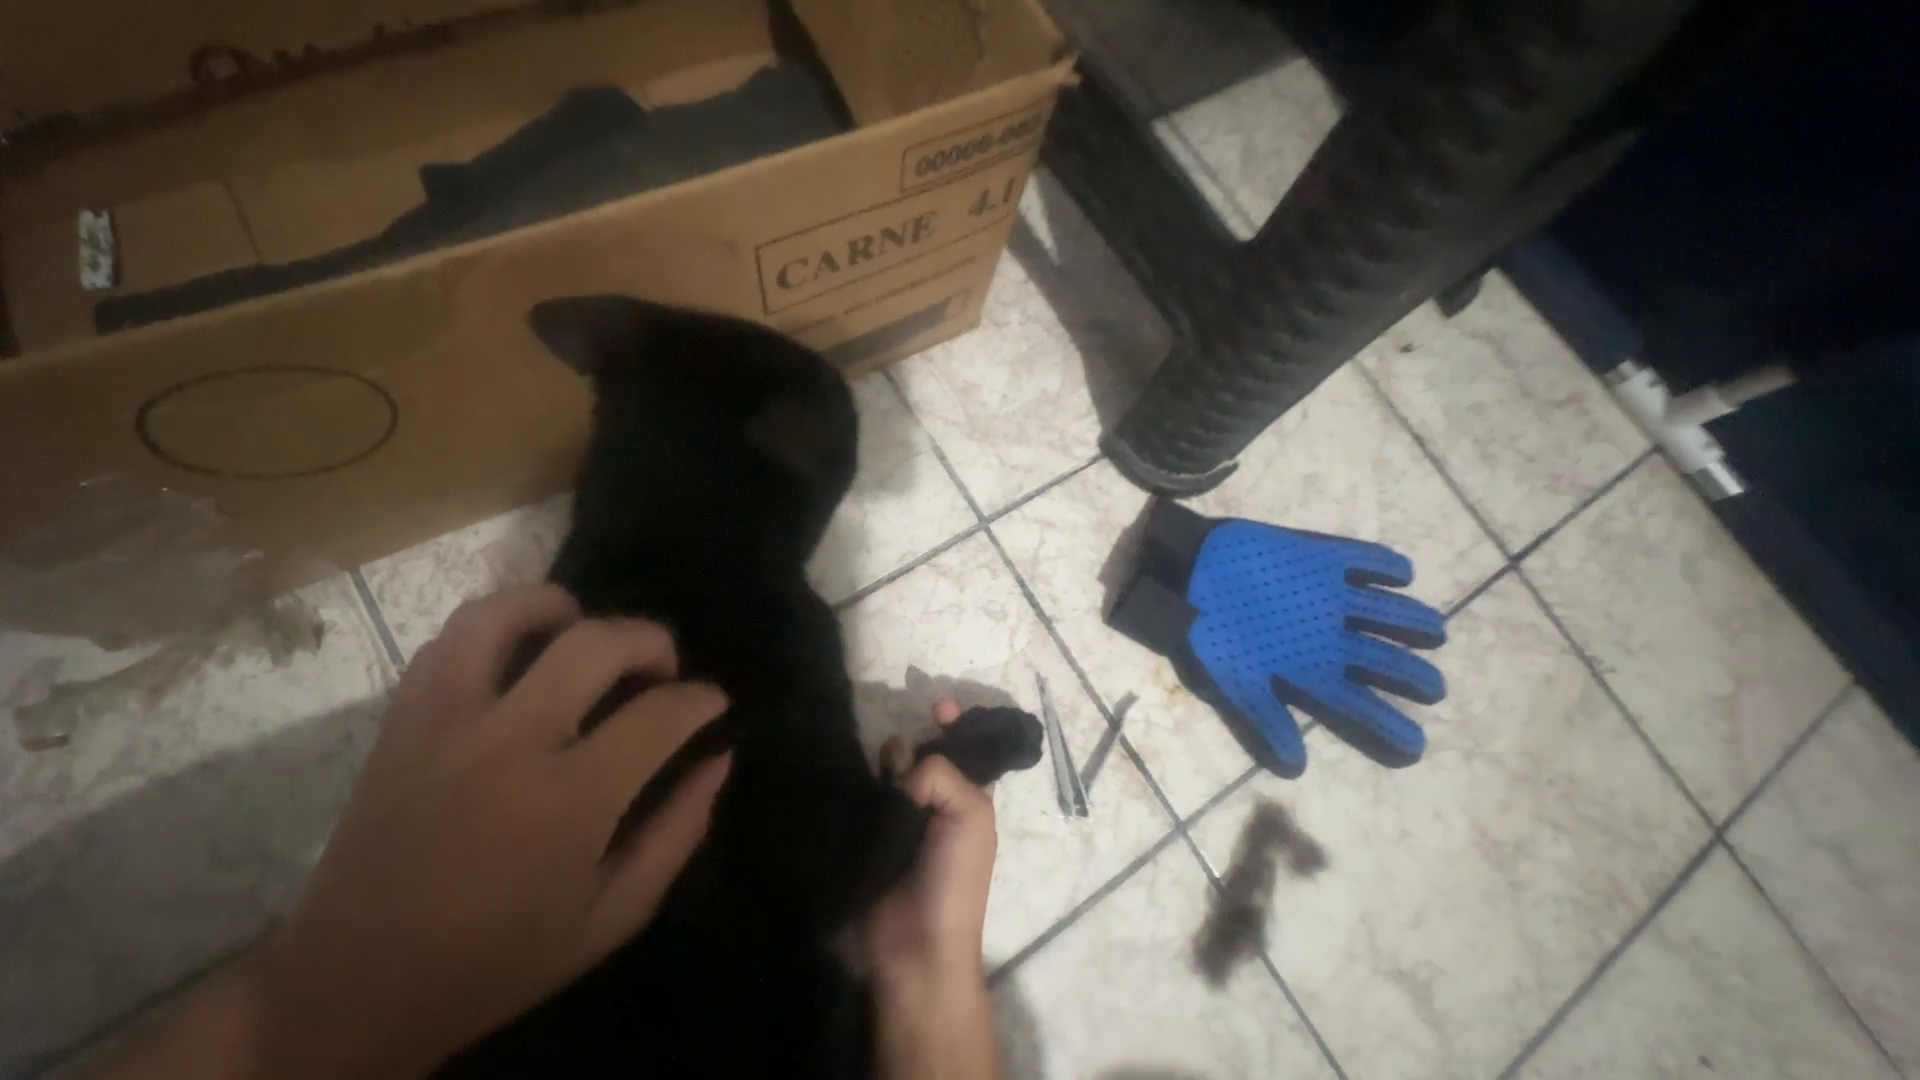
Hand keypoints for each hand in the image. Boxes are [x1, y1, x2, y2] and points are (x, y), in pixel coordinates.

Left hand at [252, 585, 729, 1077]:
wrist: (354, 989)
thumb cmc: (500, 959)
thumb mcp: (614, 915)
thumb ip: (678, 832)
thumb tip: (718, 760)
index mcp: (569, 800)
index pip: (660, 714)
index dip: (702, 700)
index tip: (712, 704)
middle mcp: (507, 744)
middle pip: (595, 643)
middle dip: (651, 639)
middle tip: (664, 667)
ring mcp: (443, 726)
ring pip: (502, 617)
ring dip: (558, 607)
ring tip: (585, 631)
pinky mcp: (400, 725)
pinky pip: (447, 644)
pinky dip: (495, 630)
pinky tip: (519, 659)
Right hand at [865, 700, 1002, 1079]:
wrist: (916, 941)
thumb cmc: (955, 876)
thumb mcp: (970, 813)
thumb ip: (942, 773)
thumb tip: (900, 767)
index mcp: (969, 797)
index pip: (964, 750)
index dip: (956, 725)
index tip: (940, 706)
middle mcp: (936, 802)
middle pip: (923, 753)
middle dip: (917, 738)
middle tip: (906, 745)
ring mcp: (900, 817)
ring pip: (892, 769)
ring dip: (889, 757)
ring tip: (886, 765)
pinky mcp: (868, 831)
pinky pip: (865, 793)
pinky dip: (864, 778)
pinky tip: (861, 769)